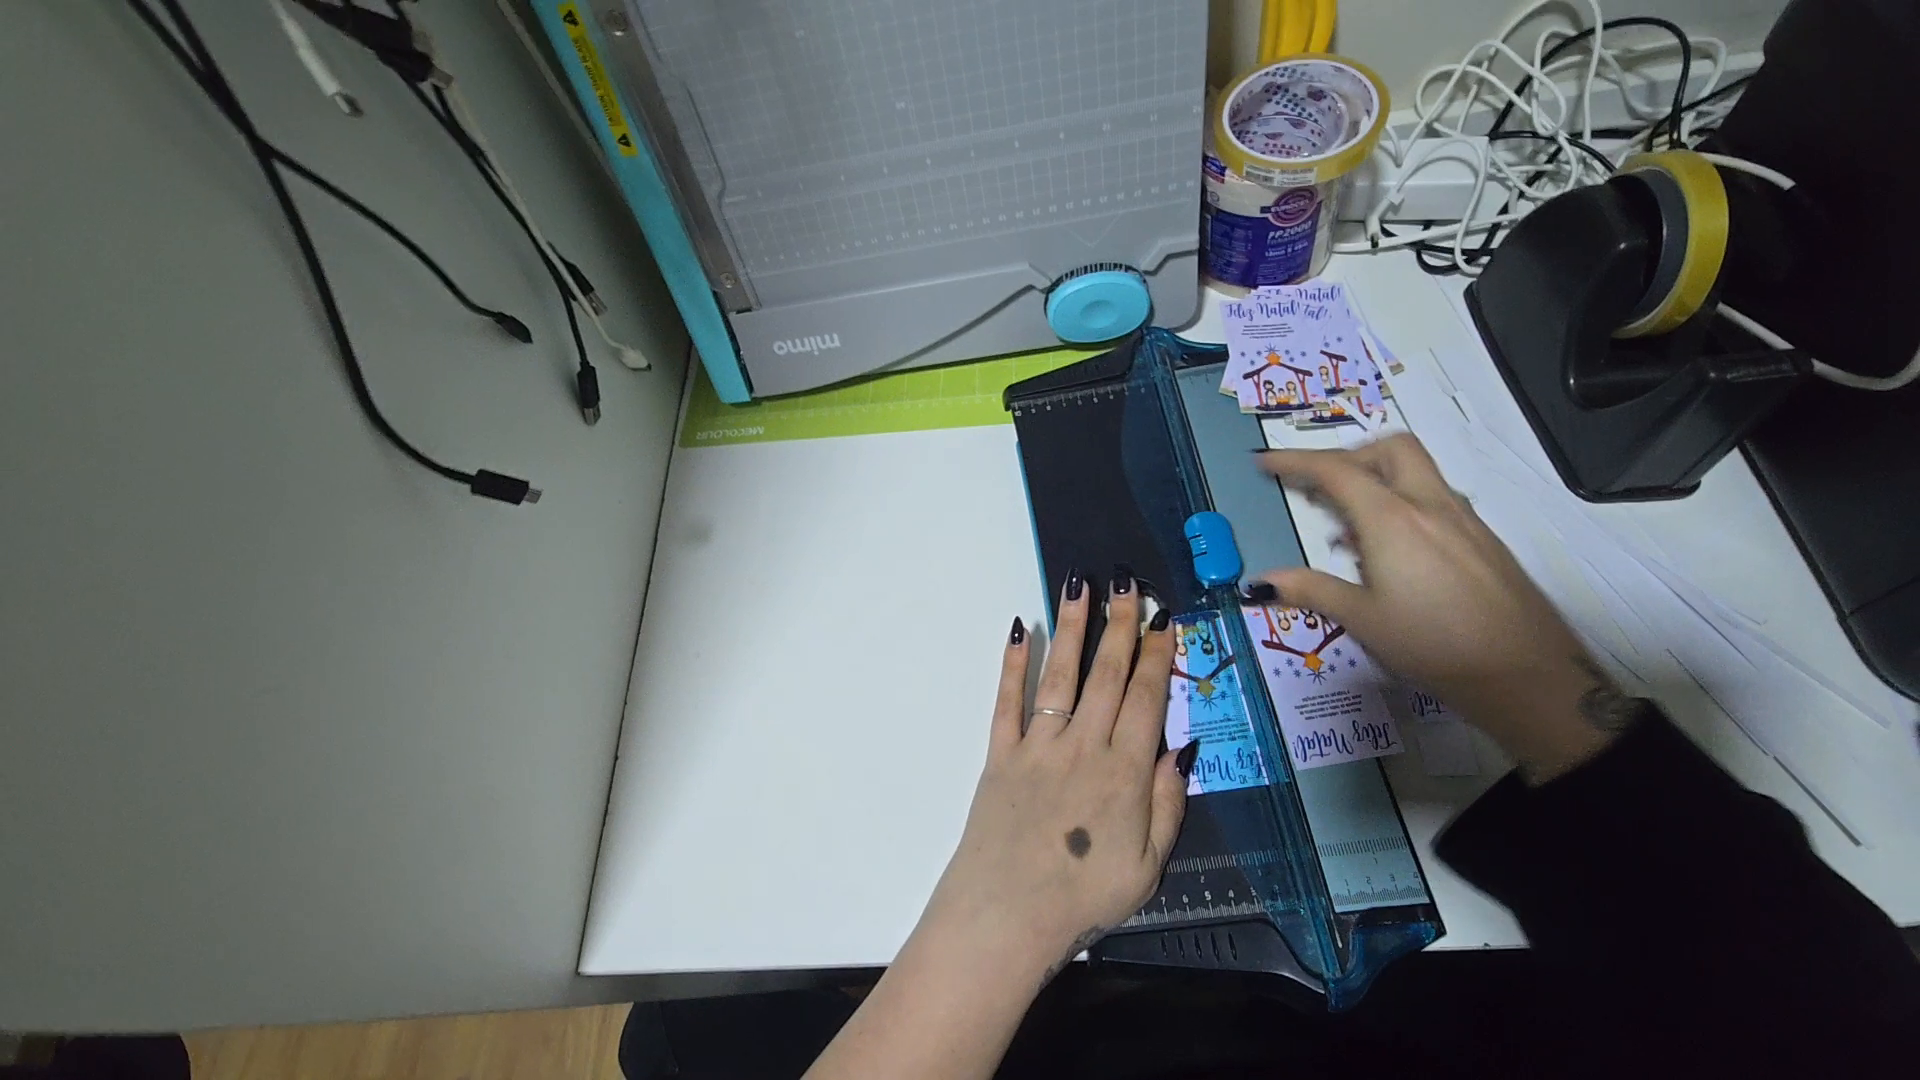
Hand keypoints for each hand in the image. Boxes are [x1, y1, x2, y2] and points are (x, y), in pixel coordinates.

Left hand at [803, 571, 1191, 1079]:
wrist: (1007, 914)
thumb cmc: (1084, 896)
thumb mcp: (1148, 864)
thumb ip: (1167, 802)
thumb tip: (1181, 747)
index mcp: (1124, 771)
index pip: (1146, 699)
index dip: (1156, 656)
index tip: (1162, 620)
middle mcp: (1083, 745)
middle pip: (1106, 675)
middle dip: (1120, 626)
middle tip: (1127, 584)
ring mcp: (1038, 745)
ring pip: (1059, 675)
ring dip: (1071, 628)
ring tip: (1079, 586)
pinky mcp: (1000, 753)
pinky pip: (1007, 701)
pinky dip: (1012, 664)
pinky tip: (1017, 631)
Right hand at [1253, 436, 1624, 779]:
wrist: (1526, 673)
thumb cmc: (1433, 644)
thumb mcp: (1362, 619)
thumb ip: (1310, 590)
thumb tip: (1260, 582)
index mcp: (1392, 519)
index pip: (1337, 471)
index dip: (1295, 461)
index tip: (1265, 462)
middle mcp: (1430, 506)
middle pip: (1389, 450)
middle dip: (1349, 456)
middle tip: (1320, 486)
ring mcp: (1463, 520)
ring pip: (1417, 472)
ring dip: (1377, 480)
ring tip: (1349, 527)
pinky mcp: (1483, 540)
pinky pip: (1435, 500)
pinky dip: (1402, 505)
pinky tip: (1392, 553)